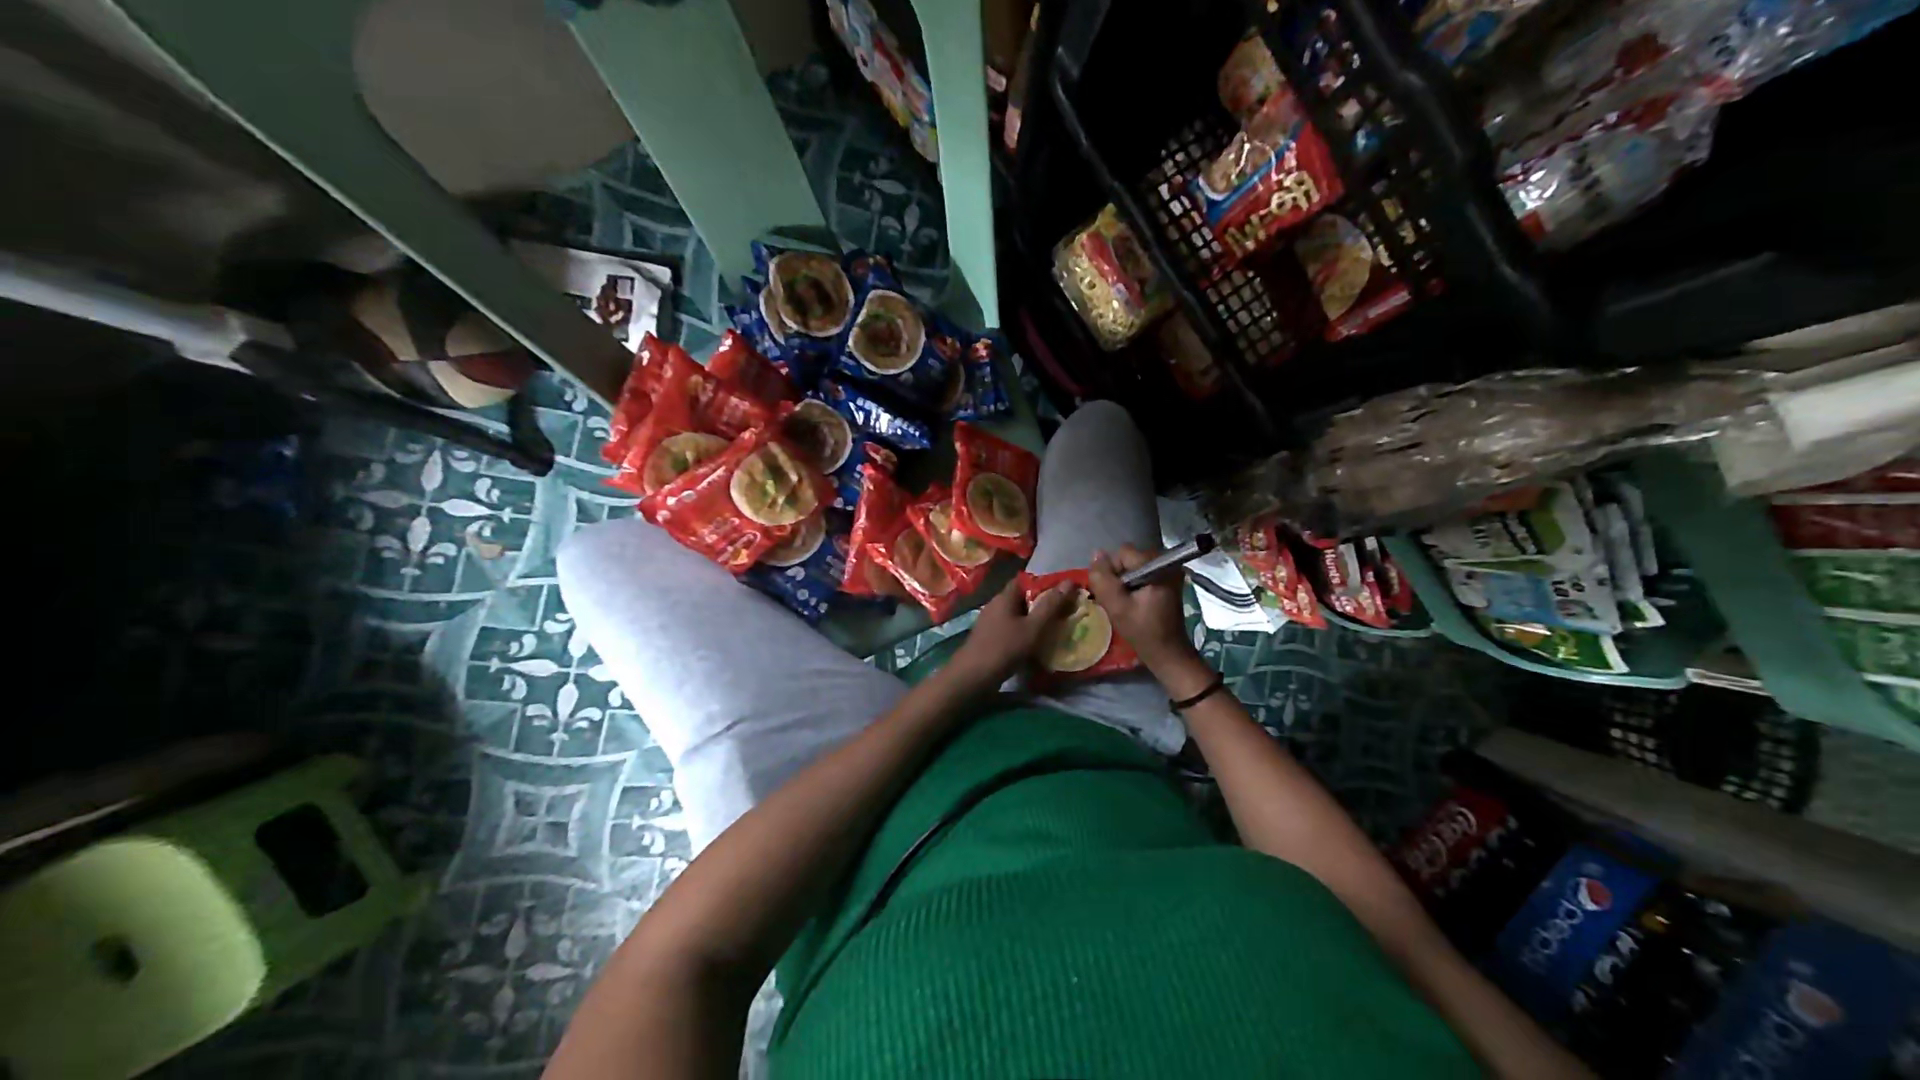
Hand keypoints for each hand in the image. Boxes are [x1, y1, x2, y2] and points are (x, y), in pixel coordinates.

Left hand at [949, 578, 1077, 686]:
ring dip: (1032, 619)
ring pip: (1015, 615)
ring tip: (1052, 627)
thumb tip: (1068, 581)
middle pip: (1020, 598)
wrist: (973, 676)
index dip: (1043, 583)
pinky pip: (1009, 628)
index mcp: (1004, 597)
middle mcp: (995, 605)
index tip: (1062, 592)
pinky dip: (1022, 632)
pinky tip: (1033, 642)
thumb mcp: (1033, 627)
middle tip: (1062, 611)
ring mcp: (989, 622)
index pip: (1024, 580)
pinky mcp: (988, 638)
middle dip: (1040, 603)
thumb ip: (1050, 606)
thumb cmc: (1005, 648)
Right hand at [1087, 545, 1197, 672]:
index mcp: (1158, 567)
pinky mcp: (1168, 580)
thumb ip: (1103, 579)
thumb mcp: (1117, 606)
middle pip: (1129, 557)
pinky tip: (1133, 602)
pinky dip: (1134, 584)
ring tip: (1125, 602)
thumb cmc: (1143, 631)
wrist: (1167, 652)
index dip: (1112, 571)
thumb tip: (1096, 554)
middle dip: (1119, 576)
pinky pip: (1142, 573)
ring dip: (1125, 581)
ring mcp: (1169, 571)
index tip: (1114, 594)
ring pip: (1134, 565)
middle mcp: (1167, 563)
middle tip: (1118, 600)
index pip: (1123, 553)